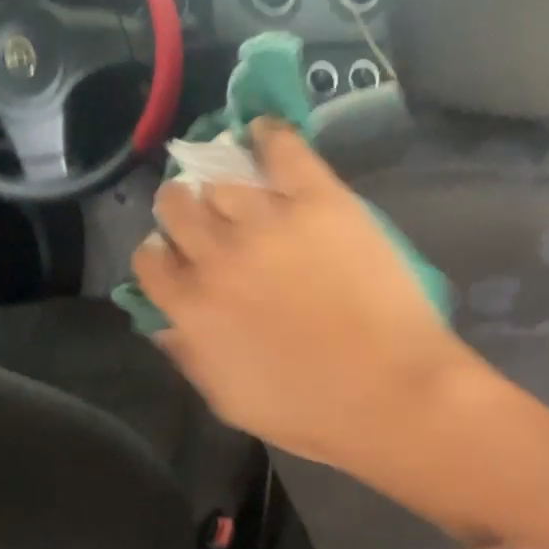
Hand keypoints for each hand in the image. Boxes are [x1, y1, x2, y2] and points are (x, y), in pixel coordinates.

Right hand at [134, 119, 481, 465]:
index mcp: (193, 308)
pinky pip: (283, 149)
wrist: (395, 393)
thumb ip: (194, 357)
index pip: (152, 260)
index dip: (167, 259)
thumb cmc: (318, 414)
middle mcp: (219, 254)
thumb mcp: (235, 404)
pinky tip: (264, 134)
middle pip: (180, 208)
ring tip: (252, 201)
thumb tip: (167, 326)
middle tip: (217, 228)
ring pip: (227, 182)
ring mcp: (270, 222)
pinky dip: (270, 136)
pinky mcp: (321, 201)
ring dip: (230, 191)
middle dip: (188, 215)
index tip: (186, 264)